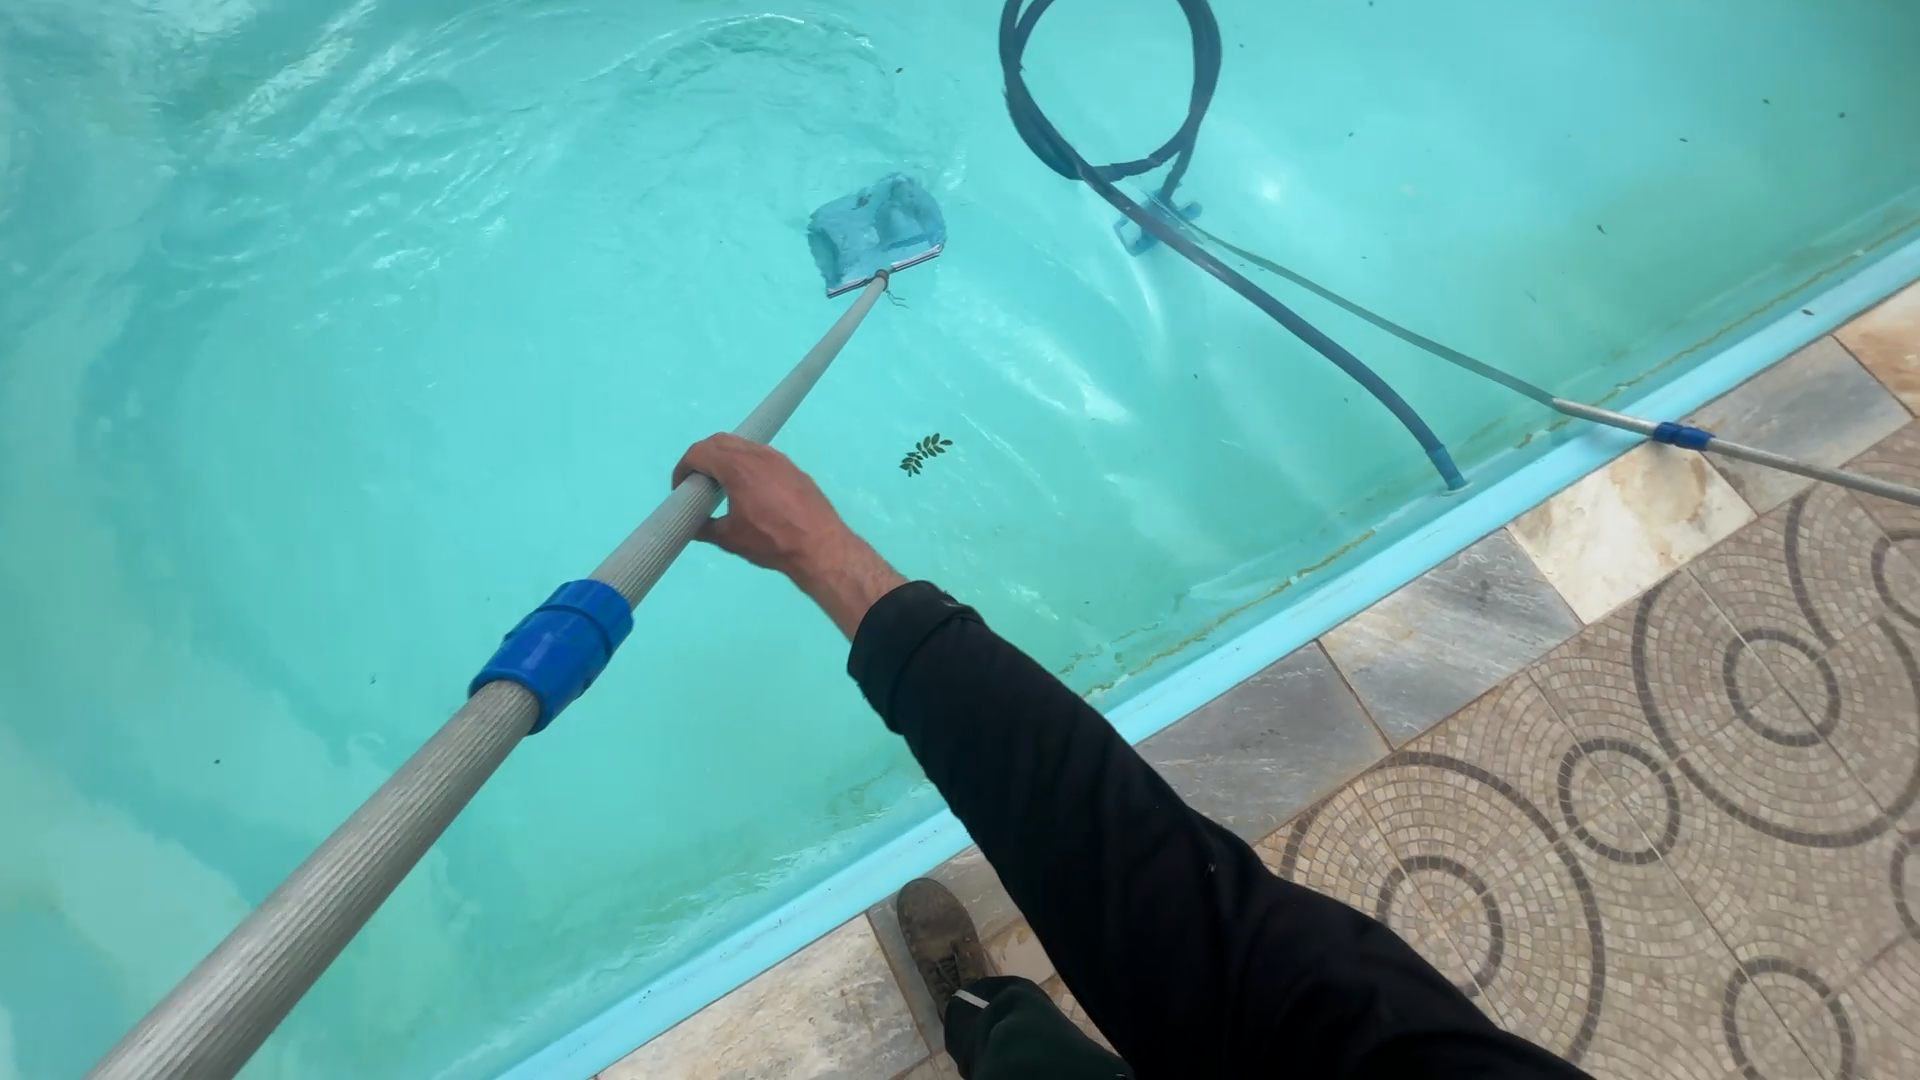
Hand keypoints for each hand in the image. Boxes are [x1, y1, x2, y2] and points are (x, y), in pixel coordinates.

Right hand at [674, 434, 905, 637]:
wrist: (821, 546)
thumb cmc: (773, 542)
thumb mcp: (730, 539)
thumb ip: (705, 529)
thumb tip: (693, 527)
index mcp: (737, 467)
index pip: (699, 452)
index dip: (683, 469)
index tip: (681, 490)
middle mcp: (758, 454)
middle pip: (719, 441)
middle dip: (702, 457)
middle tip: (697, 483)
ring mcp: (779, 459)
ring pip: (743, 445)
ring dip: (726, 458)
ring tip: (722, 485)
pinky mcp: (794, 468)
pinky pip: (763, 456)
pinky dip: (748, 464)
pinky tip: (750, 489)